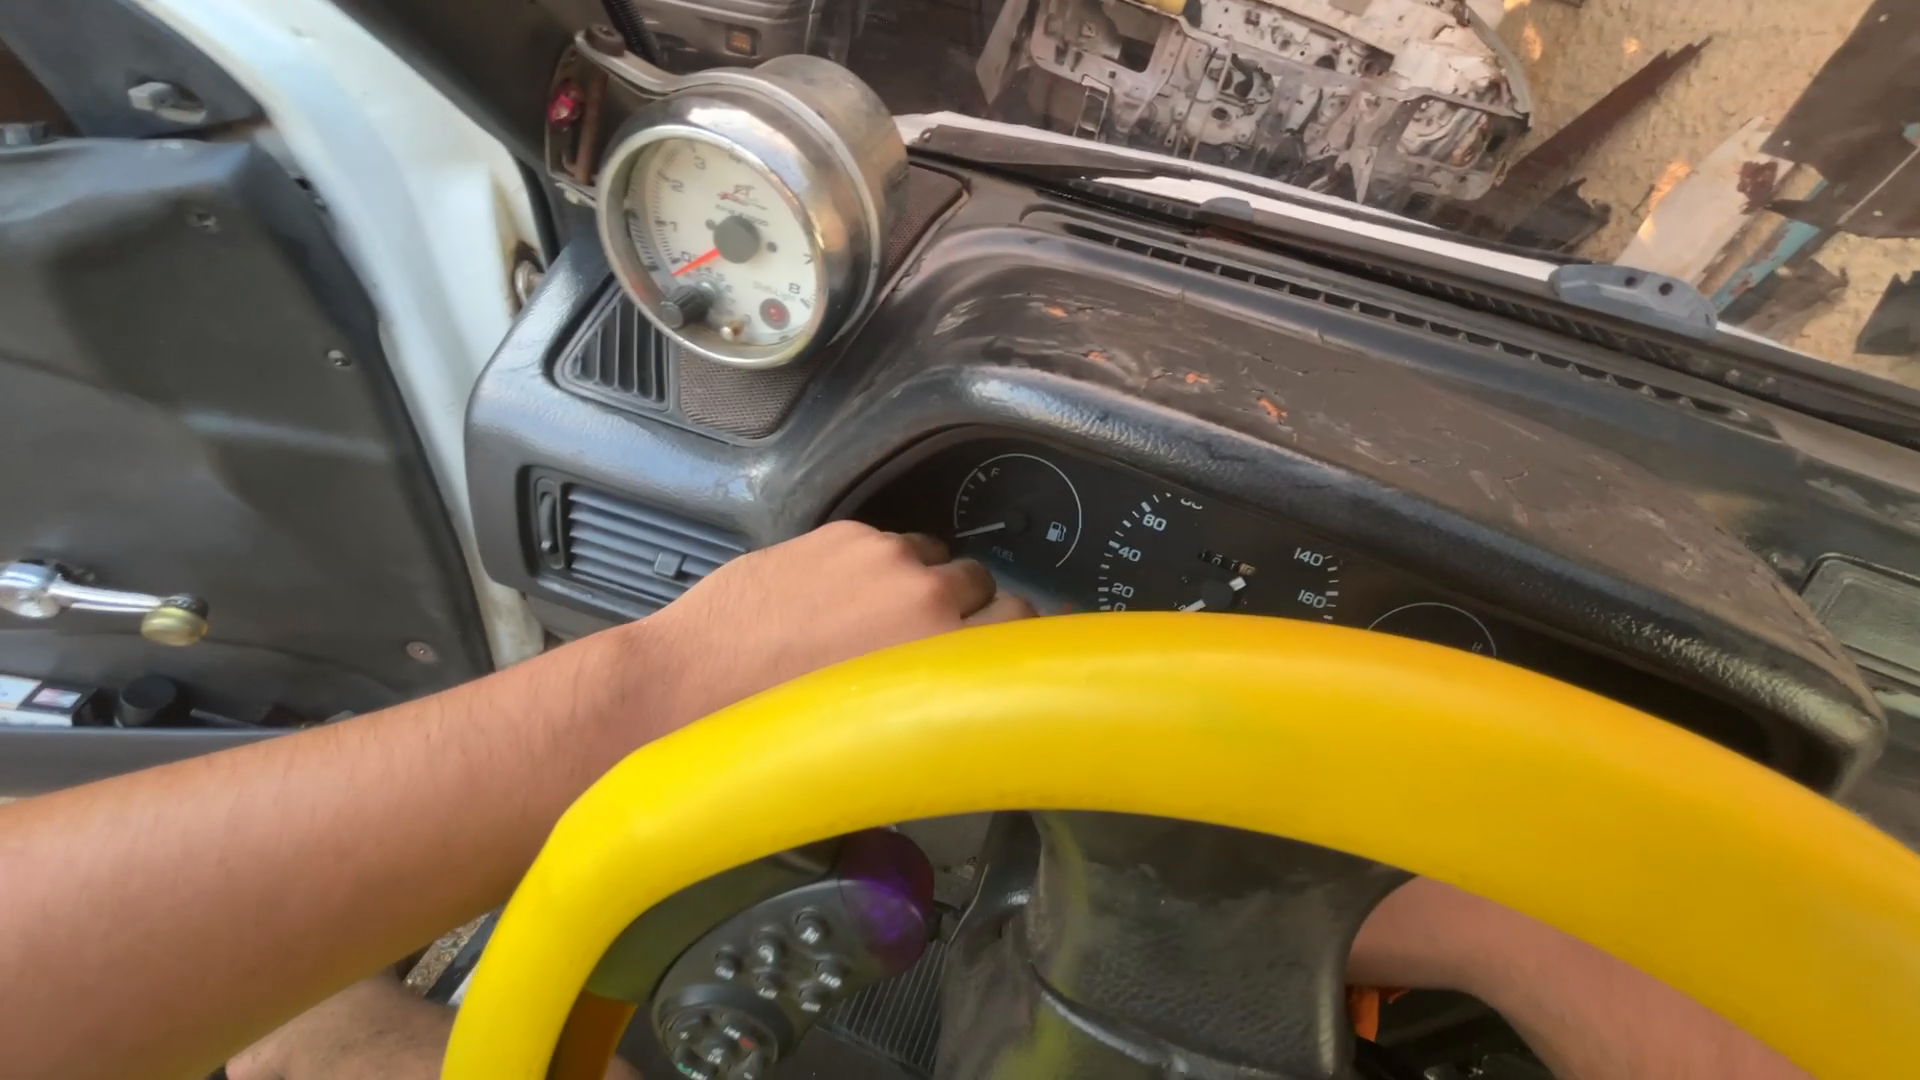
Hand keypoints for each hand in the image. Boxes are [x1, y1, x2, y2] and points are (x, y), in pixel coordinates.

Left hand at [632, 521, 1033, 724]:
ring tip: (877, 609)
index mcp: (948, 657)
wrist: (688, 690)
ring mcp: (885, 557)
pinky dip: (877, 565)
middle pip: (985, 583)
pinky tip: (835, 593)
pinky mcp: (845, 533)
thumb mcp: (883, 753)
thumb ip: (942, 719)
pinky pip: (888, 544)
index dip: (1012, 636)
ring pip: (935, 557)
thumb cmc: (783, 744)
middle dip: (966, 608)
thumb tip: (966, 710)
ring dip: (921, 581)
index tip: (992, 651)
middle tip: (927, 635)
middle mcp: (930, 596)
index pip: (1026, 621)